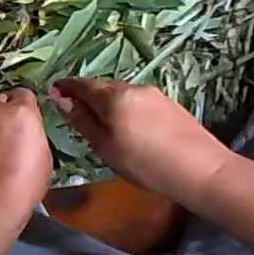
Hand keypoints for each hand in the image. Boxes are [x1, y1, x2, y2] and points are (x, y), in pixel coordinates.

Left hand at [0, 88, 50, 224]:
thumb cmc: (25, 185)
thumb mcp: (44, 156)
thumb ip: (33, 135)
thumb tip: (26, 133)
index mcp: (23, 112)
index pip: (24, 94)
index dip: (25, 108)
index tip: (25, 123)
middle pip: (0, 101)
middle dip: (3, 113)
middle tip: (6, 135)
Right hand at [48, 79, 237, 203]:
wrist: (200, 169)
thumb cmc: (145, 163)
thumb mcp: (106, 147)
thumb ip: (83, 121)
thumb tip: (61, 99)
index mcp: (114, 96)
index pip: (82, 85)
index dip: (66, 88)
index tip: (54, 92)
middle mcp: (134, 87)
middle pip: (103, 87)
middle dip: (86, 95)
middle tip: (74, 111)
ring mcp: (154, 94)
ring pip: (122, 93)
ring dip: (107, 102)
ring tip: (100, 123)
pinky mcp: (170, 104)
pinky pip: (138, 101)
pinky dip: (125, 108)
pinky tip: (128, 126)